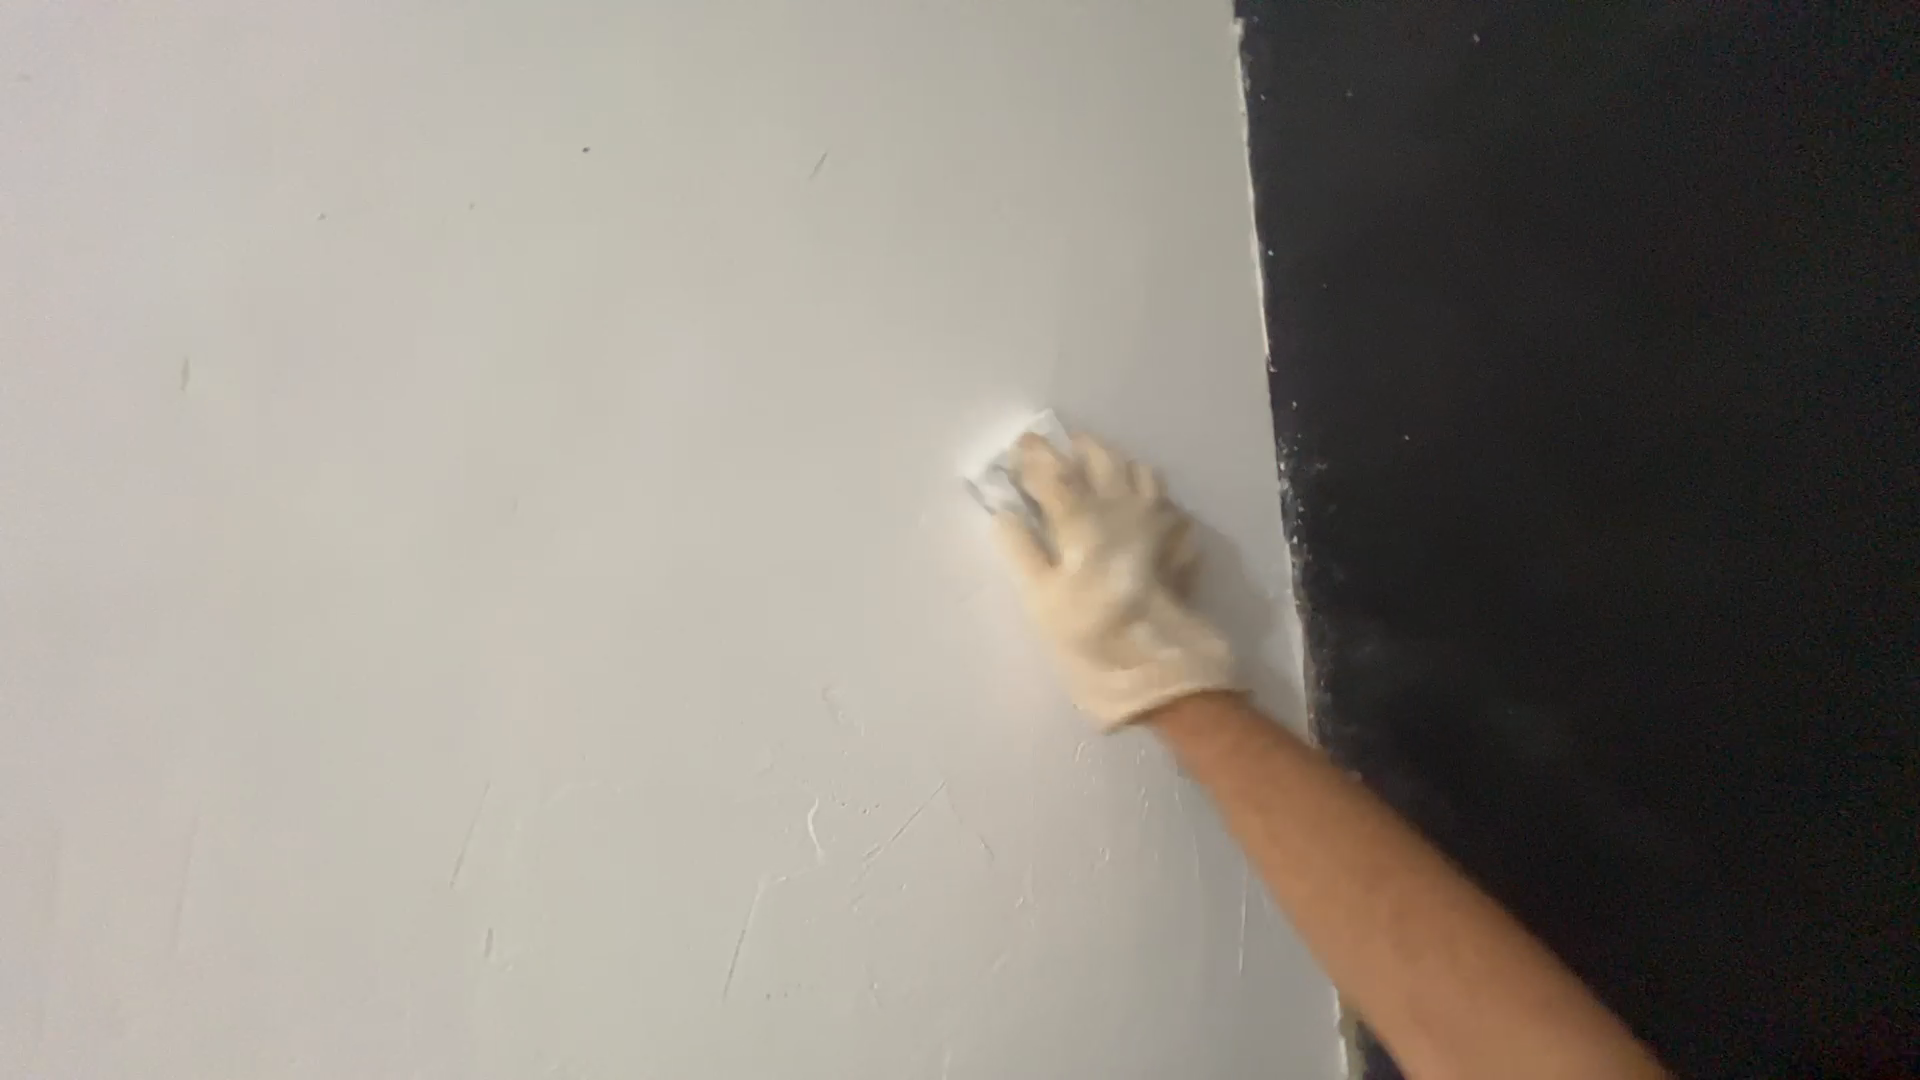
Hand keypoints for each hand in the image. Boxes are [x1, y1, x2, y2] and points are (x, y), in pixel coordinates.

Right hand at [990, 430, 1239, 729]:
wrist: (1160, 667)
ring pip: (1140, 472)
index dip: (1033, 455)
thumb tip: (1004, 513)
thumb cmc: (1091, 635)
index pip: (1053, 471)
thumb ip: (1021, 550)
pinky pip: (1166, 504)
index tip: (1019, 447)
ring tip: (1101, 474)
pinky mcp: (1182, 542)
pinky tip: (1142, 514)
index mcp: (1083, 517)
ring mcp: (1159, 521)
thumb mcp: (1040, 599)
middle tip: (1059, 452)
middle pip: (1102, 458)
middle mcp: (1123, 507)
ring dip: (1116, 465)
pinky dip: (1149, 499)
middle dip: (1076, 448)